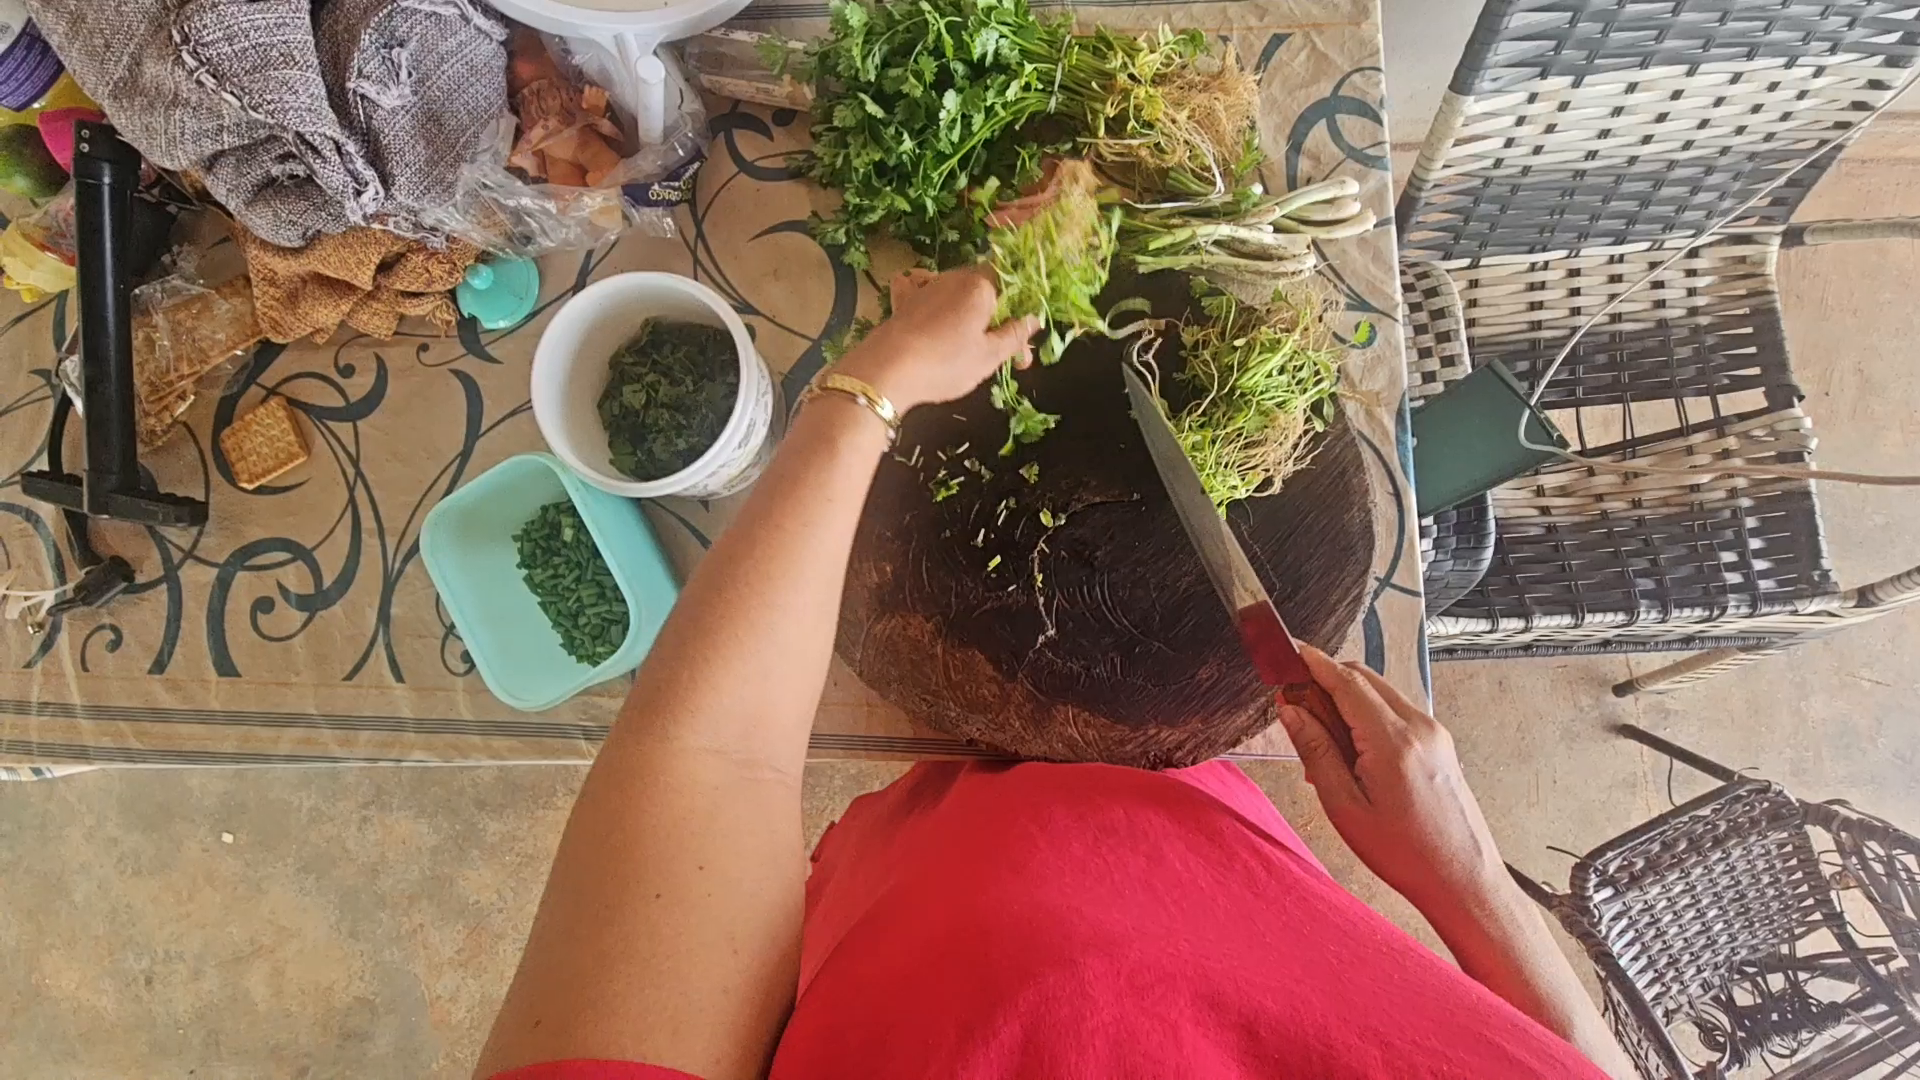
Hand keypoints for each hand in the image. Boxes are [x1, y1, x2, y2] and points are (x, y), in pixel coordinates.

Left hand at [832, 266, 1039, 412]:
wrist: (888, 370)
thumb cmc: (946, 363)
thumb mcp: (989, 356)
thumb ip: (1014, 336)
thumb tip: (1034, 319)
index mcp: (981, 286)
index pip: (1012, 291)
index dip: (1020, 318)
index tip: (1022, 349)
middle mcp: (954, 277)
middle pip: (985, 294)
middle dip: (996, 322)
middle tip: (1004, 357)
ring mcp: (926, 287)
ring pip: (957, 295)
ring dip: (969, 318)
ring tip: (971, 350)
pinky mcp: (903, 301)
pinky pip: (922, 290)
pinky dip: (930, 297)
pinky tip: (929, 307)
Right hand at [1277, 646, 1507, 915]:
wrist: (1466, 883)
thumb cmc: (1404, 852)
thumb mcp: (1344, 805)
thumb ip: (1315, 750)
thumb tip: (1291, 710)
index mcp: (1392, 741)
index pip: (1345, 681)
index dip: (1312, 662)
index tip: (1287, 651)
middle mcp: (1419, 727)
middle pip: (1363, 677)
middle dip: (1324, 678)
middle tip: (1293, 702)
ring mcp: (1434, 733)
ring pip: (1378, 692)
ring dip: (1344, 697)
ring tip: (1320, 734)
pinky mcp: (1440, 744)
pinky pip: (1393, 711)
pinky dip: (1364, 713)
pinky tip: (1349, 746)